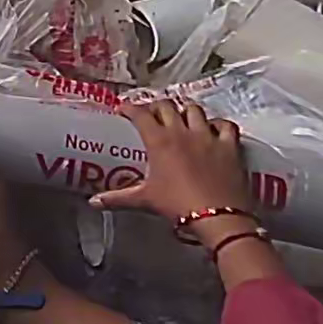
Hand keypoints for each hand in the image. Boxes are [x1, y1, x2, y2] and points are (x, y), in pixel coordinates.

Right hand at [87, 99, 253, 223]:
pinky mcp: (229, 146)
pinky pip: (225, 125)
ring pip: (194, 110)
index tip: (123, 109)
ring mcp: (207, 136)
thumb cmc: (177, 204)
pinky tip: (213, 129)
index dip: (129, 107)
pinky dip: (218, 124)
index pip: (140, 114)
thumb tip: (93, 202)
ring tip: (181, 118)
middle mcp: (182, 132)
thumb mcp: (144, 199)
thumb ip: (117, 198)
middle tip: (150, 114)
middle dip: (156, 106)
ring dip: (185, 111)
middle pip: (166, 106)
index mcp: (158, 140)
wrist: (217, 217)